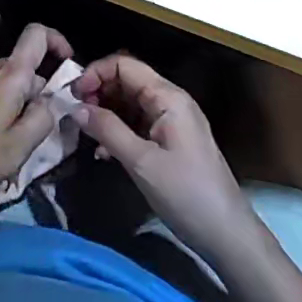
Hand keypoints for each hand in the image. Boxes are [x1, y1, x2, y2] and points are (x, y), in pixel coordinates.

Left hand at [0, 23, 71, 224]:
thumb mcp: (18, 147)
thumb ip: (43, 119)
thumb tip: (50, 101)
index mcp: (10, 73)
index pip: (37, 34)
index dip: (58, 40)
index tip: (69, 66)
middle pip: (26, 67)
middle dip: (40, 93)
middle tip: (42, 132)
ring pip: (10, 84)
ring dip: (20, 107)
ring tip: (17, 145)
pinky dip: (3, 111)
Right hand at [72, 54, 259, 258]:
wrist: (228, 236)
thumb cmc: (186, 194)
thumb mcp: (142, 162)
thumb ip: (108, 129)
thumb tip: (76, 108)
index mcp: (168, 97)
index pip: (124, 64)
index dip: (96, 73)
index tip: (74, 95)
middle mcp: (171, 101)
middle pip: (127, 80)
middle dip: (99, 92)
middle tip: (76, 114)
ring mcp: (172, 121)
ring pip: (130, 103)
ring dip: (106, 112)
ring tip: (86, 132)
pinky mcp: (172, 141)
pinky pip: (138, 123)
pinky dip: (119, 130)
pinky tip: (103, 151)